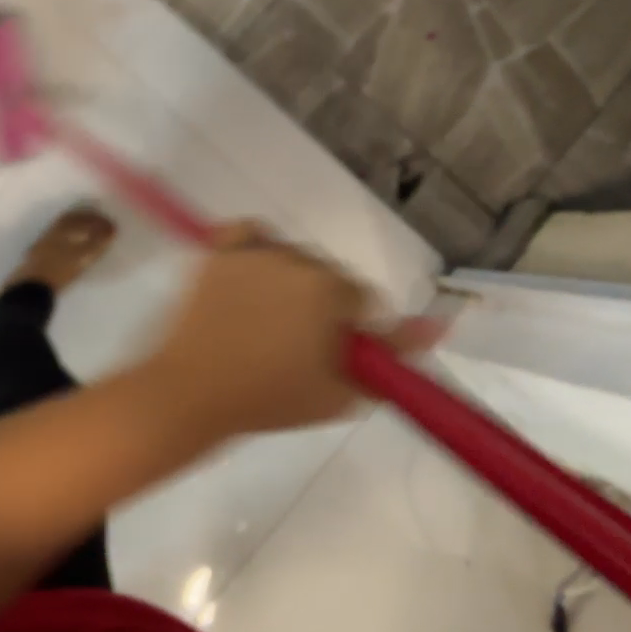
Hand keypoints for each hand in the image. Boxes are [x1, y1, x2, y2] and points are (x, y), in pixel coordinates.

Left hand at [135, 222, 444, 439]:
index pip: (361, 298)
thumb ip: (393, 355)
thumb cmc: (269, 399)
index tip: (325, 352)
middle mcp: (296, 258)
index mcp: (330, 289)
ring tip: (262, 319)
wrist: (191, 392)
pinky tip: (249, 276)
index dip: (348, 327)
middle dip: (318, 303)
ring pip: (289, 255)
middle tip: (290, 342)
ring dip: (286, 279)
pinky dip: (254, 248)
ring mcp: (252, 252)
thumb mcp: (342, 391)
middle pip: (325, 274)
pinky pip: (248, 232)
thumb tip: (440, 323)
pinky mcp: (215, 251)